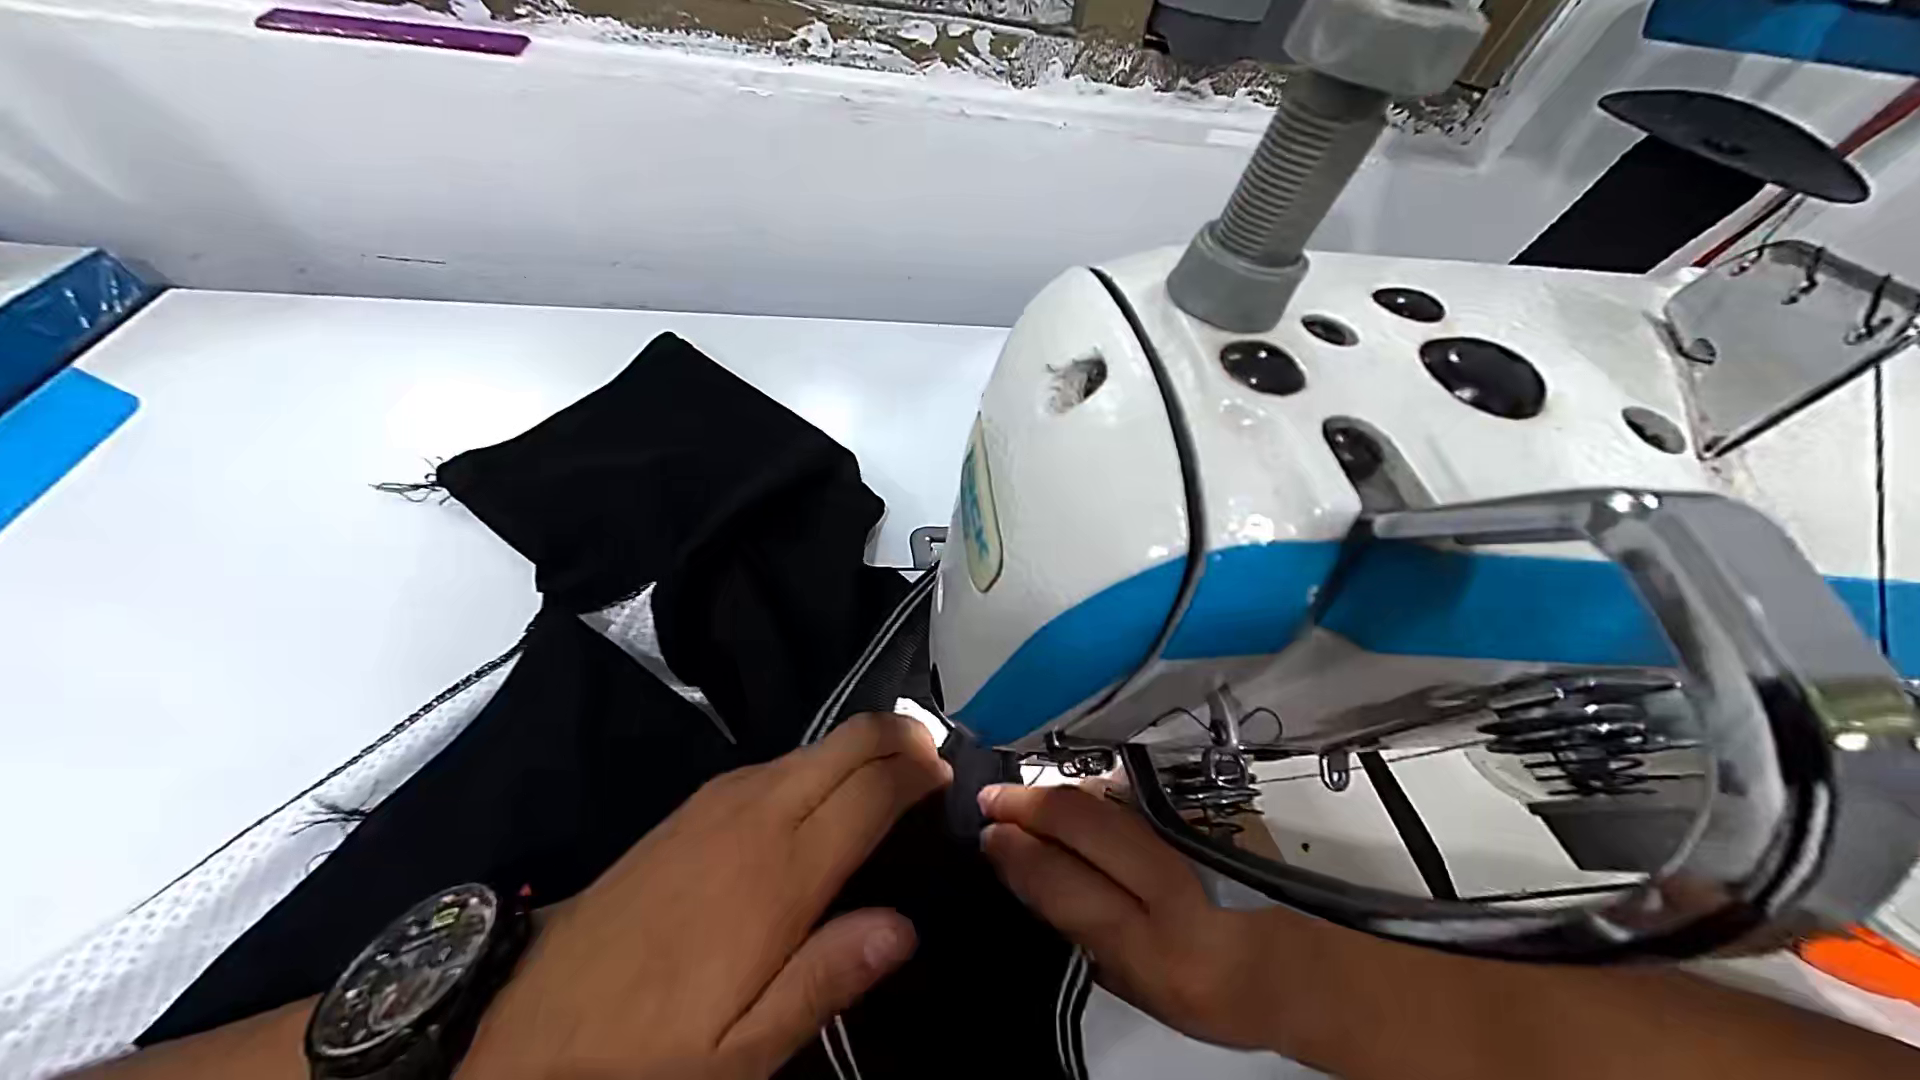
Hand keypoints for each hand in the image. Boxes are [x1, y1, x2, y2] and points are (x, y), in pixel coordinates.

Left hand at [460, 712, 952, 1079]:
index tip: (948, 779)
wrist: (525, 1027)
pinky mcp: (696, 803)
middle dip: (901, 736)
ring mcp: (723, 798)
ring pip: (816, 746)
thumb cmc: (648, 1047)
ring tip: (893, 774)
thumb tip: (906, 926)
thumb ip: (830, 977)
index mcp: (782, 868)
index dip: (919, 773)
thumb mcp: (744, 1050)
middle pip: (849, 741)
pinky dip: (821, 762)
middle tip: (934, 759)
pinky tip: (825, 794)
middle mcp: (760, 811)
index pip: (873, 789)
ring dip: (863, 747)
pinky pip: (780, 761)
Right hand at [978, 781, 1304, 1051]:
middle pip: (1078, 818)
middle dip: (1024, 803)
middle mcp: (1177, 876)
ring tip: (1020, 798)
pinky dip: (1092, 788)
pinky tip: (1072, 794)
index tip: (986, 836)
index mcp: (1158, 945)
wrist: (1309, 957)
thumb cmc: (1219, 989)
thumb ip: (1081, 931)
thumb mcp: (1143, 988)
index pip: (1062, 882)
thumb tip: (1023, 869)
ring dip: (1053, 792)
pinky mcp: (1210, 801)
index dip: (1015, 853)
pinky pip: (1131, 786)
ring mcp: (1196, 828)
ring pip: (1102, 793)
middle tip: (989, 799)